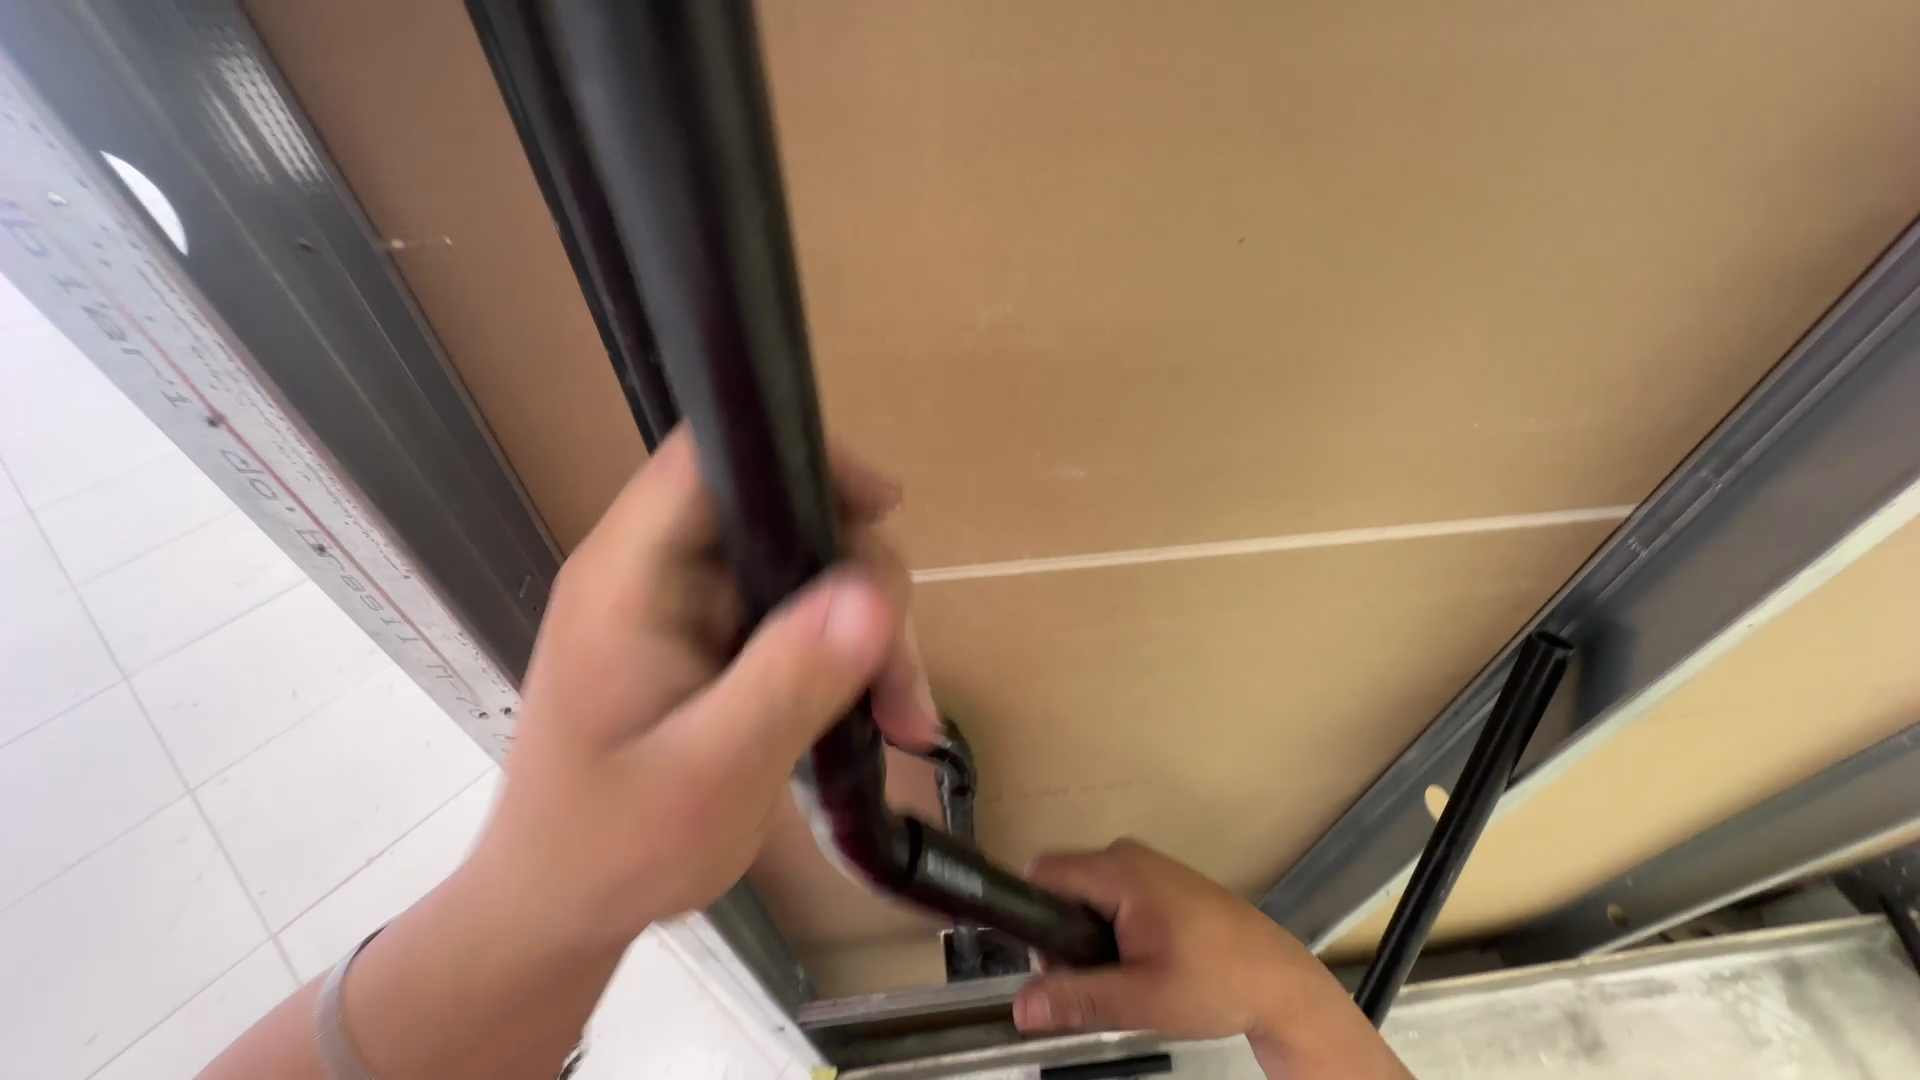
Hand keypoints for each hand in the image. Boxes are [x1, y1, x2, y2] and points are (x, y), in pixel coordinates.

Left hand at [470, 427, 939, 945]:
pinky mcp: (717, 644)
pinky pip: (803, 621)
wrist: (560, 909)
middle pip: (785, 520)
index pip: (710, 459)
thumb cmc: (609, 850)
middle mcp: (662, 574)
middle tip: (901, 681)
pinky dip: (850, 662)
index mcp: (630, 578)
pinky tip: (881, 720)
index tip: (881, 507)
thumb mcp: (708, 776)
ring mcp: (692, 610)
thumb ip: (787, 683)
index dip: (797, 457)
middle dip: (864, 587)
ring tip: (903, 719)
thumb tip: (876, 596)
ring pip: (809, 574)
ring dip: (870, 636)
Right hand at [1015, 840, 1410, 1078]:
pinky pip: (1110, 896)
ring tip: (1116, 979)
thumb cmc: (1217, 983)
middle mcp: (1126, 855)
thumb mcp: (1142, 1000)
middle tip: (1086, 982)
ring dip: (1087, 936)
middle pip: (1063, 884)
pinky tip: (1135, 965)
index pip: (1044, 871)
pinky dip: (1109, 929)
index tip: (1042, 959)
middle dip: (1062, 934)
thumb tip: (1020, 1007)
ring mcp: (1144, 865)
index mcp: (1119, 870)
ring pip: (1086, 894)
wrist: (1282, 982)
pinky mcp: (1157, 881)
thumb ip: (1077, 998)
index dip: (1030, 912)